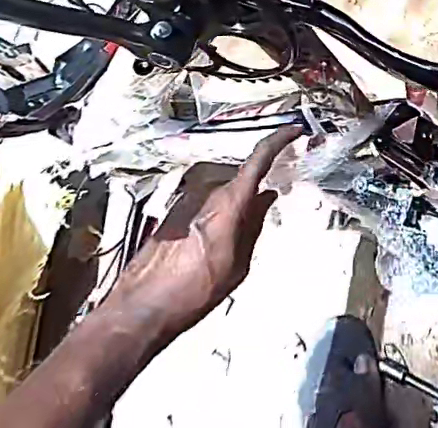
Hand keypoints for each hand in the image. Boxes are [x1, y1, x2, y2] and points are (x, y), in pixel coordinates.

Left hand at [99, 124, 301, 342]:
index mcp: (229, 199)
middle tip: (267, 207)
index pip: (261, 156)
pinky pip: (206, 198)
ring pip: (223, 188)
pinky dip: (217, 209)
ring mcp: (188, 194)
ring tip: (234, 237)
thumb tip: (266, 197)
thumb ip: (254, 225)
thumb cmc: (194, 290)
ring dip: (234, 202)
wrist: (142, 306)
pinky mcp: (174, 206)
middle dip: (256, 187)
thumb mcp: (238, 265)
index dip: (280, 138)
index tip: (295, 130)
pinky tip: (212, 240)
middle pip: (242, 176)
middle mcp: (208, 187)